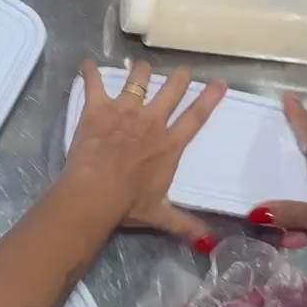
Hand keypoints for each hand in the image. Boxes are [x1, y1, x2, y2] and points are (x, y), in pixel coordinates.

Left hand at [61, 60, 225, 251]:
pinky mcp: (98, 108)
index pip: (196, 117)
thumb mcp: (161, 215)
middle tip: (184, 68)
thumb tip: (210, 243)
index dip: (210, 98)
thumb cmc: (129, 204)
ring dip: (140, 70)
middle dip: (179, 77)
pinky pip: (94, 83)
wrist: (95, 192)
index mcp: (169, 145)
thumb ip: (186, 225)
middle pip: (170, 91)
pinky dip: (89, 72)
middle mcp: (151, 122)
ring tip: (141, 65)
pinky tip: (86, 63)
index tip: (220, 82)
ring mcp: (124, 111)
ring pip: (137, 81)